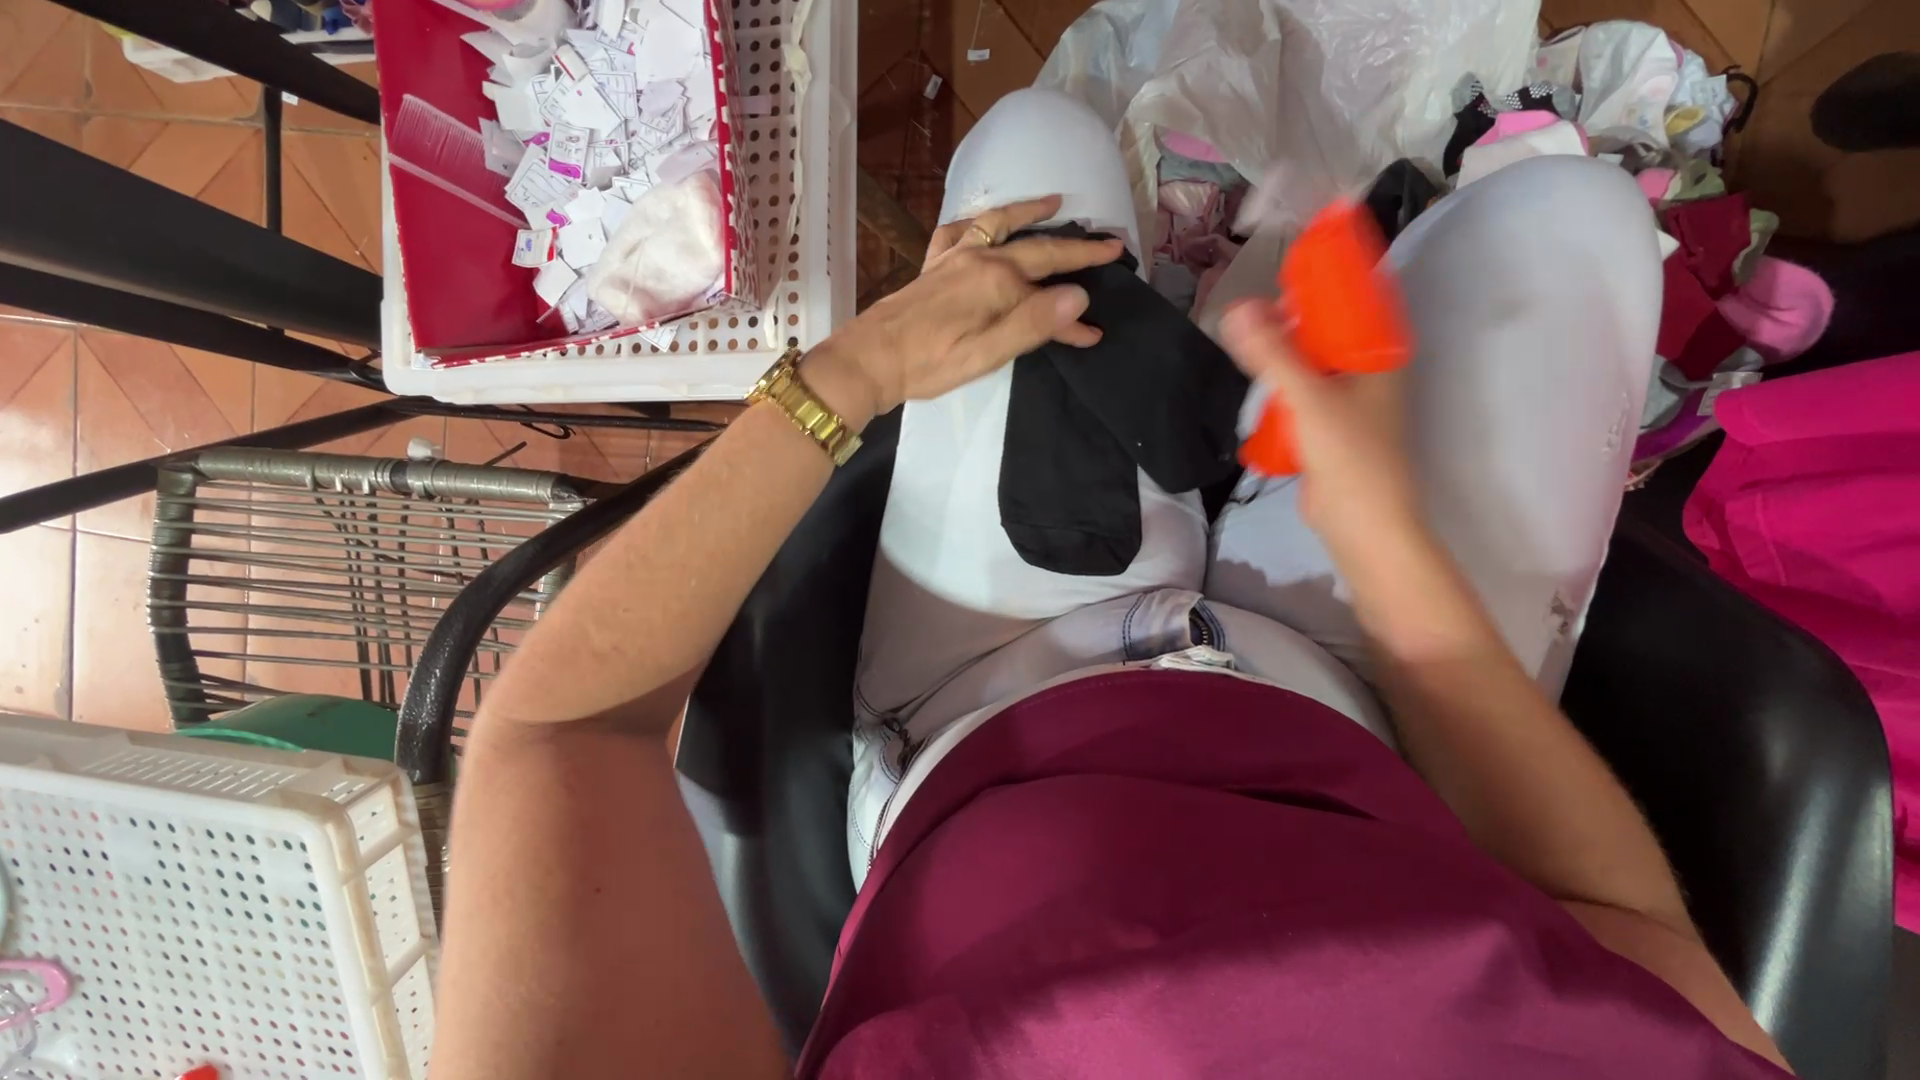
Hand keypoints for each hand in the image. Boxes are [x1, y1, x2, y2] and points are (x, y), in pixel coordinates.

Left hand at [807, 195, 1122, 416]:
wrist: (871, 358)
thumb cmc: (931, 363)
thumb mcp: (989, 353)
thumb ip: (1035, 323)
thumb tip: (1079, 296)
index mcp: (999, 282)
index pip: (1054, 291)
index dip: (1079, 309)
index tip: (1100, 327)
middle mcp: (980, 259)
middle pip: (1037, 248)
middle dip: (1076, 247)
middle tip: (1109, 243)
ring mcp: (954, 257)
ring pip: (1000, 224)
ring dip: (1030, 212)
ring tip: (1056, 201)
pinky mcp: (933, 265)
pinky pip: (959, 231)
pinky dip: (978, 222)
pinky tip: (982, 224)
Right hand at [1219, 299, 1423, 557]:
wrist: (1362, 524)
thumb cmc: (1349, 456)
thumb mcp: (1307, 398)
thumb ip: (1271, 355)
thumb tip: (1235, 311)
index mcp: (1379, 357)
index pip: (1362, 301)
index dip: (1331, 281)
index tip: (1295, 269)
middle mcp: (1370, 374)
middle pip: (1334, 331)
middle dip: (1298, 318)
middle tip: (1261, 310)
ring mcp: (1351, 404)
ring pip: (1317, 364)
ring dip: (1287, 354)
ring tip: (1253, 343)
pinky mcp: (1331, 430)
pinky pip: (1306, 394)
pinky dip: (1284, 386)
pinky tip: (1260, 384)